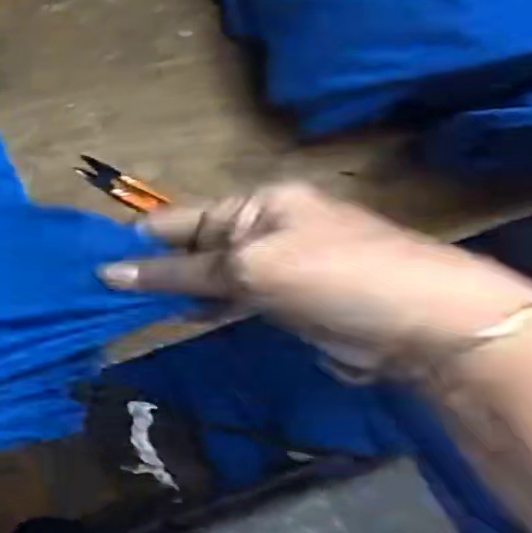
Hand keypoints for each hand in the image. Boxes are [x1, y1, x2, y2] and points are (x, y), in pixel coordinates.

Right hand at [98, 182, 531, 379]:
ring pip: (208, 276)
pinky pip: (231, 300)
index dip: (137, 241)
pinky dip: (206, 308)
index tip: (93, 263)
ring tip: (128, 306)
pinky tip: (179, 316)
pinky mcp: (289, 300)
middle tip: (103, 291)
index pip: (178, 219)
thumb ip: (176, 272)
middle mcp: (264, 227)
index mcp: (257, 203)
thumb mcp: (247, 269)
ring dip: (175, 291)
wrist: (438, 329)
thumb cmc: (335, 278)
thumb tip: (108, 273)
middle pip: (190, 247)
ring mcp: (278, 264)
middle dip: (152, 268)